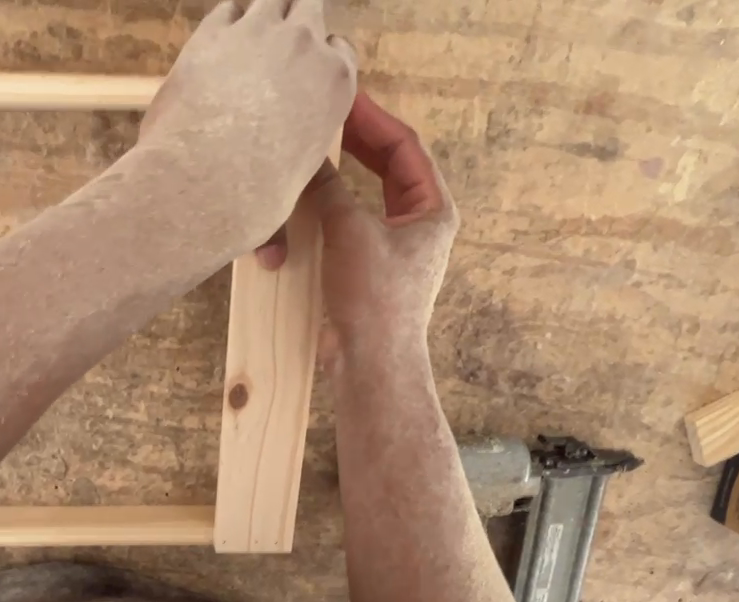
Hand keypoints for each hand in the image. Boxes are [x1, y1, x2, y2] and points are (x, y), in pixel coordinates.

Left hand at [137, 0, 357, 256]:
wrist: (206, 182)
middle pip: (309, 8)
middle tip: (277, 39)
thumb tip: (274, 261)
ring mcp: (261, 32)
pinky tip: (215, 44)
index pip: (339, 52)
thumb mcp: (277, 209)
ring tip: (247, 35)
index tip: (303, 72)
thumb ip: (276, 226)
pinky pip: (227, 8)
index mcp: (335, 86)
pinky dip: (225, 21)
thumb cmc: (249, 202)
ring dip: (262, 13)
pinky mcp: (216, 32)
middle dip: (295, 21)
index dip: (320, 59)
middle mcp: (306, 47)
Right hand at [306, 93, 456, 362]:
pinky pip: (344, 231)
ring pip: (363, 200)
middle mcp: (416, 227)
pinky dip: (325, 216)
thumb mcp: (351, 233)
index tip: (343, 100)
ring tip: (314, 159)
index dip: (372, 121)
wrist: (370, 364)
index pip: (404, 148)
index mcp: (432, 211)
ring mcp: (390, 252)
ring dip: (337, 182)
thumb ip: (330, 191)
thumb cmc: (375, 299)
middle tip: (325, 121)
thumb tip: (308, 162)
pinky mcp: (365, 274)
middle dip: (355, 146)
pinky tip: (306, 207)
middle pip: (385, 170)